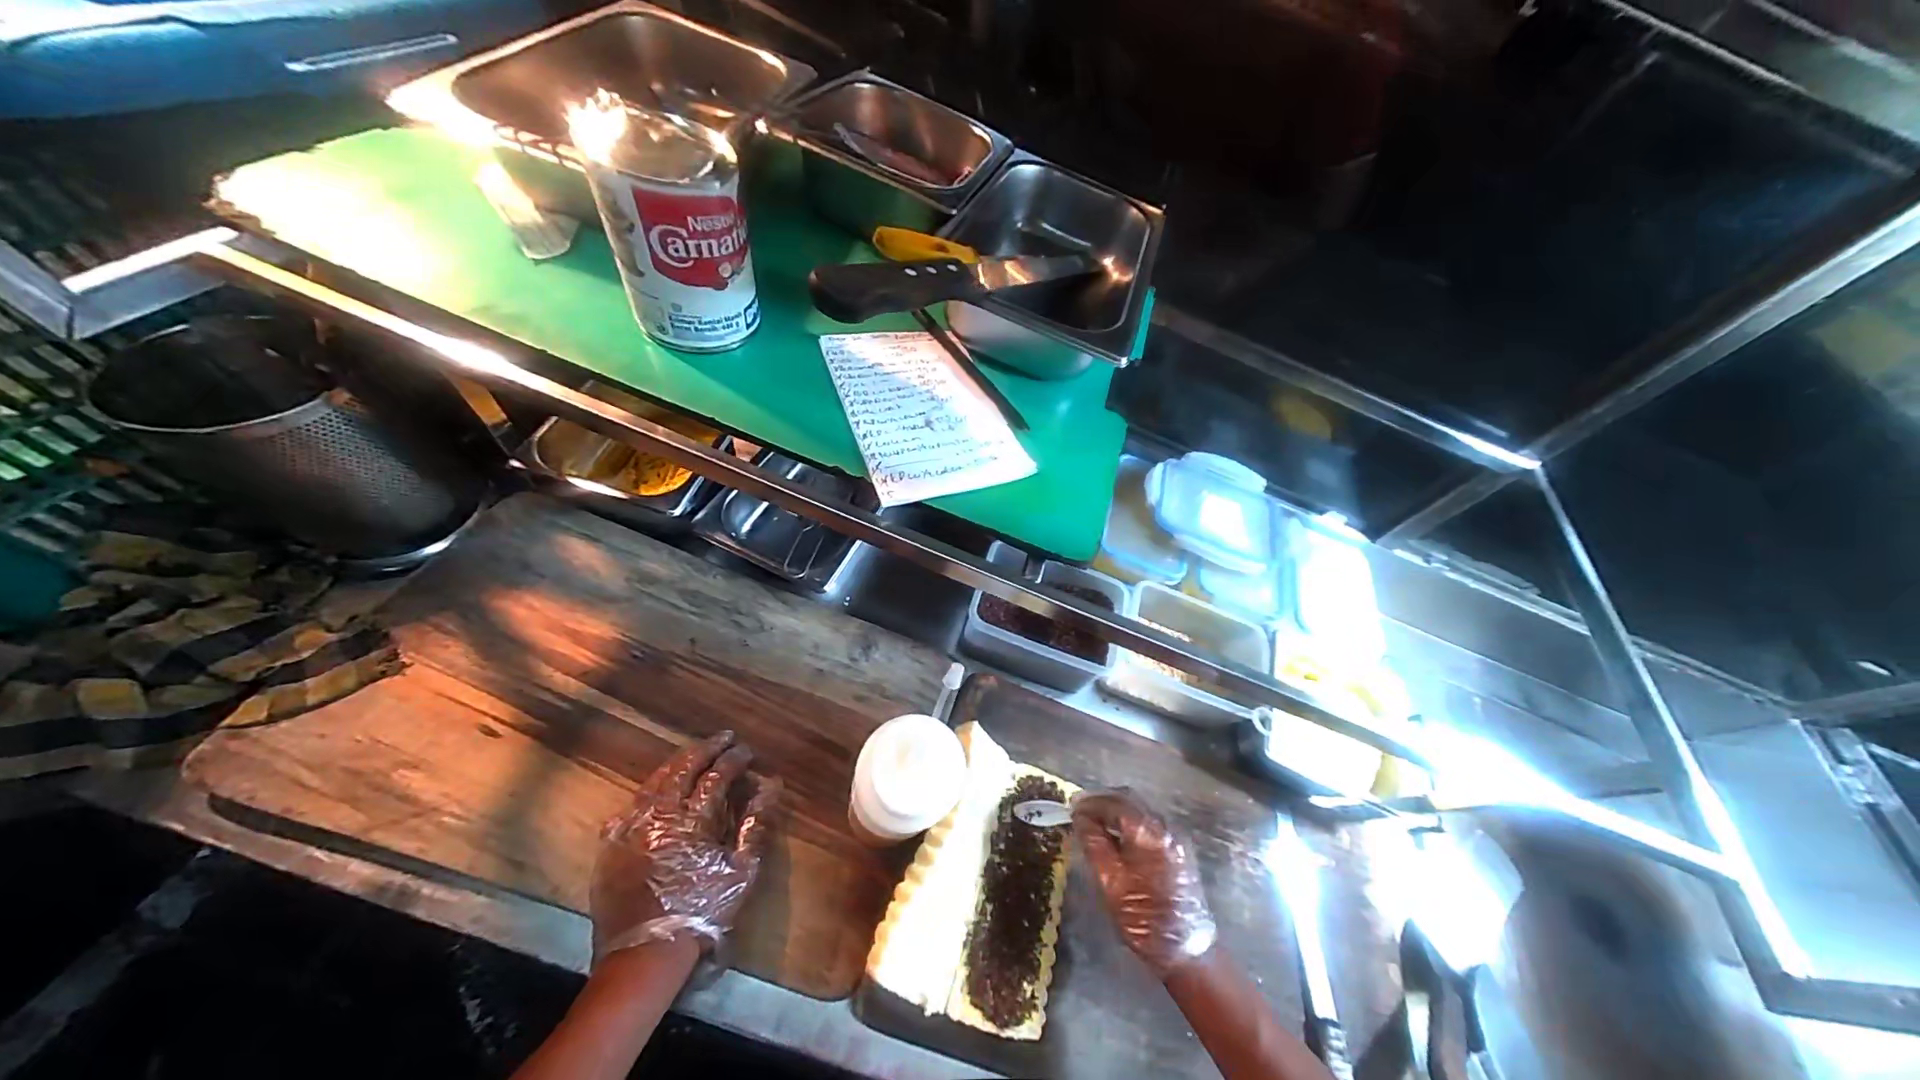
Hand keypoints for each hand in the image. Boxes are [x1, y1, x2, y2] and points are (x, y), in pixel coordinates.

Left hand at [590, 730, 780, 962]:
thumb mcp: (741, 871)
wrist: (646, 953)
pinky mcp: (612, 845)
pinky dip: (646, 794)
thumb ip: (755, 825)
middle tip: (723, 737)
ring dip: (676, 764)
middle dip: (706, 749)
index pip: (717, 776)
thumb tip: (771, 787)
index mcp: (694, 819)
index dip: (734, 759)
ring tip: (692, 753)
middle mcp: (661, 814)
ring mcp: (632, 827)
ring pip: (655, 782)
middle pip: (684, 769)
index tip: (747, 750)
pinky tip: (653, 792)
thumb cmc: (702, 910)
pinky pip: (629, 808)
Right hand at [1072, 789, 1216, 977]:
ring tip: (1092, 822)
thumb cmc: (1143, 918)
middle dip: (1102, 802)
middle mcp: (1167, 826)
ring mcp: (1176, 836)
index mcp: (1150, 833)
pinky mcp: (1179, 849)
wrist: (1186, 952)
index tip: (1070, 806)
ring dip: (1115, 811)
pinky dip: (1129, 822)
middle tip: (1079, 811)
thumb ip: (1094, 843)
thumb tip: (1080, 816)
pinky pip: (1149, 823)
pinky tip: (1114, 834)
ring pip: (1140, 810)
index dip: (1090, 802)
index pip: (1115, 803)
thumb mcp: (1110, 882)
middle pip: (1130, 800)